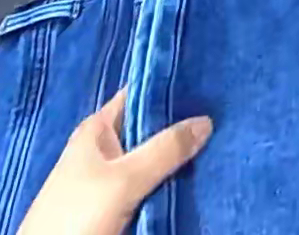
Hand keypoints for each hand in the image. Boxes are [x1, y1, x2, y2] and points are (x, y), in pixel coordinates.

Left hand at [16, 90, 210, 234]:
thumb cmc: (75, 220)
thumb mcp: (123, 180)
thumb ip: (165, 148)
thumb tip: (207, 120)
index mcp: (98, 128)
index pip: (141, 91)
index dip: (173, 83)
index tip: (210, 78)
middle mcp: (104, 148)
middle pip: (151, 126)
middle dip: (183, 122)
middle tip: (223, 110)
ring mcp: (109, 181)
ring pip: (153, 158)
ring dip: (179, 154)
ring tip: (221, 138)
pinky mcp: (115, 209)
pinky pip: (150, 185)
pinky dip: (171, 180)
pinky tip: (200, 174)